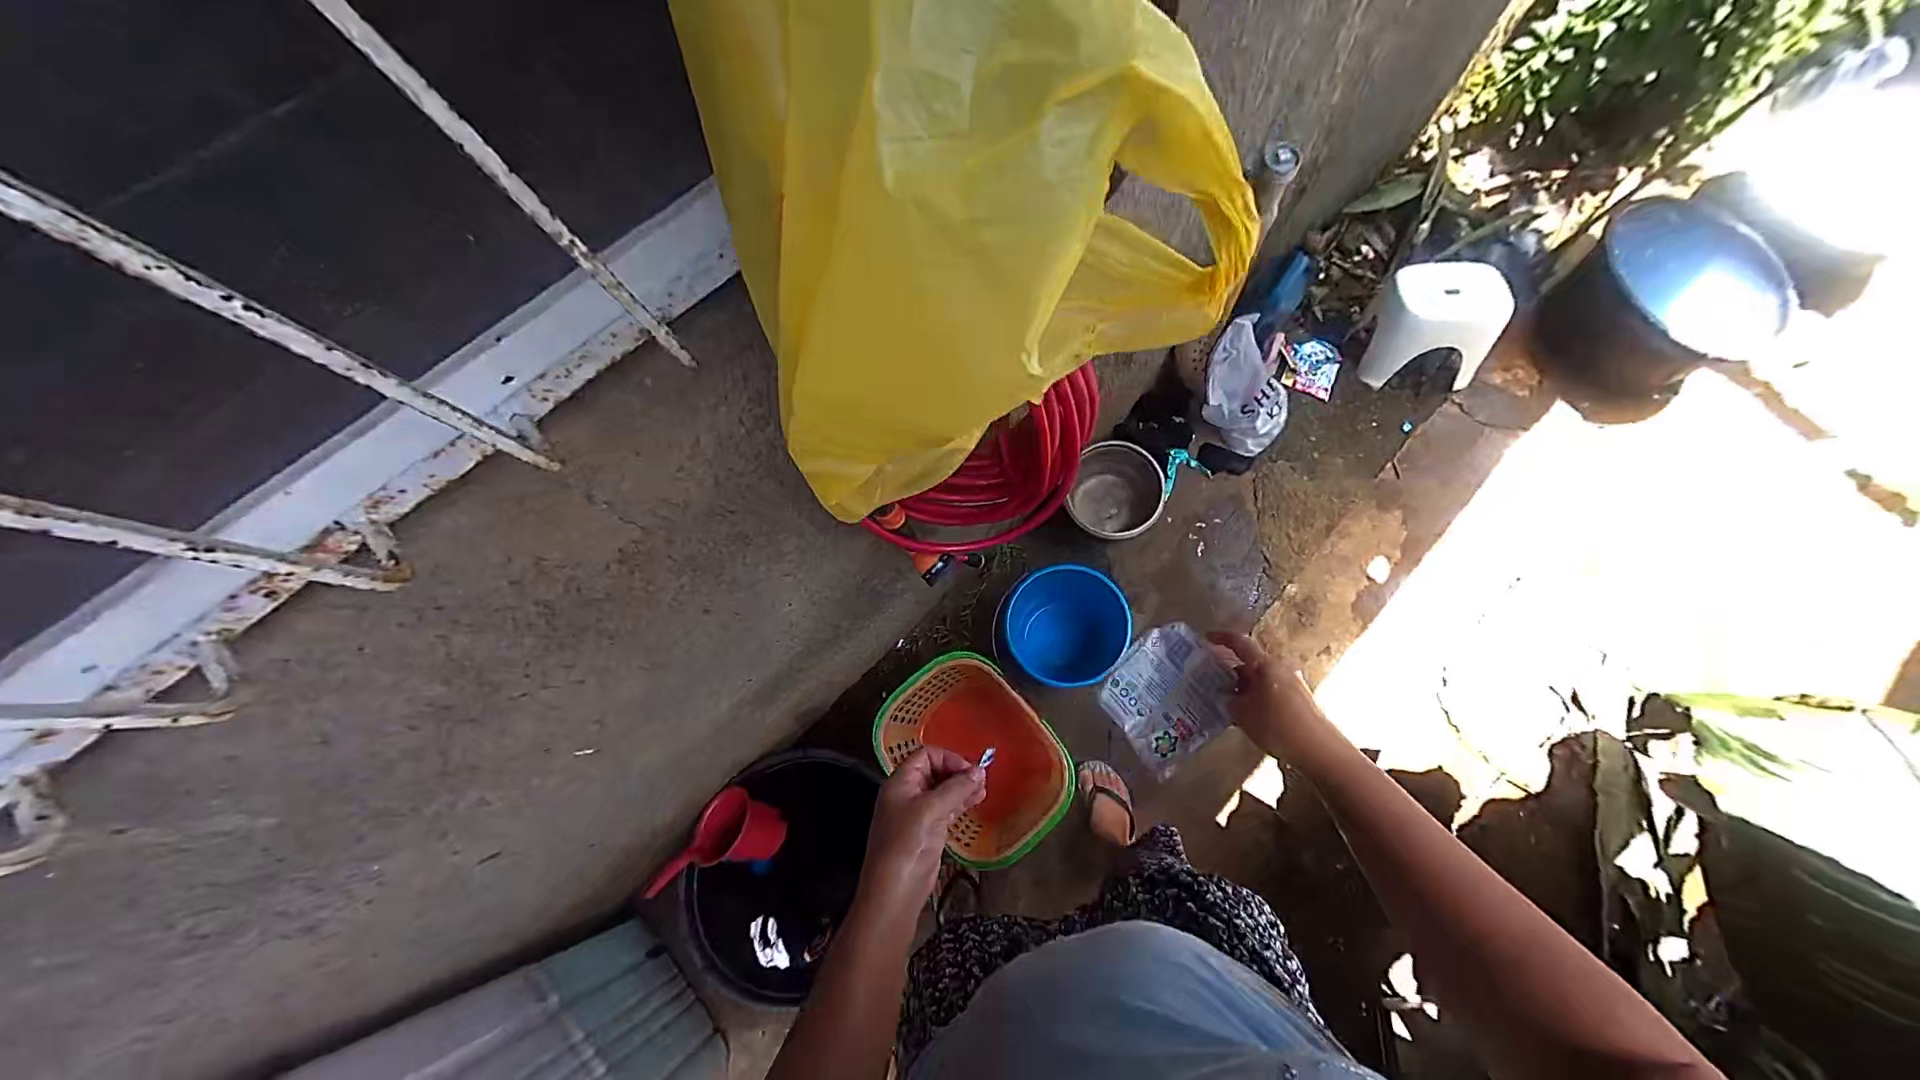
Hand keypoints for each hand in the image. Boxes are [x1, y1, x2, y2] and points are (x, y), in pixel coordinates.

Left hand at [860, 747, 984, 915]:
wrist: (894, 891)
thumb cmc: (907, 844)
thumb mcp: (932, 810)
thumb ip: (956, 788)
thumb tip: (978, 771)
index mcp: (900, 782)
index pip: (926, 755)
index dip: (948, 758)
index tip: (970, 770)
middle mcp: (906, 794)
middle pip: (934, 772)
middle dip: (958, 773)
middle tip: (981, 780)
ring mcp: (916, 815)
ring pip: (942, 791)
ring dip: (962, 788)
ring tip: (983, 791)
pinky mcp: (926, 832)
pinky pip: (945, 810)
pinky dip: (959, 804)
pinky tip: (974, 803)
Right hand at [1206, 631, 1332, 759]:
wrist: (1318, 749)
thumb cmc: (1276, 725)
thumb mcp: (1242, 713)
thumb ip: (1230, 700)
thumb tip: (1227, 696)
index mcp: (1265, 665)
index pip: (1240, 643)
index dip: (1221, 638)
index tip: (1206, 638)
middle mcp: (1280, 669)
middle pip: (1250, 661)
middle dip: (1230, 667)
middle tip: (1210, 675)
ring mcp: (1291, 684)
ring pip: (1260, 677)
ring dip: (1242, 684)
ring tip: (1224, 697)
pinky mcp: (1297, 700)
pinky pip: (1269, 690)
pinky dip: (1254, 695)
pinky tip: (1245, 711)